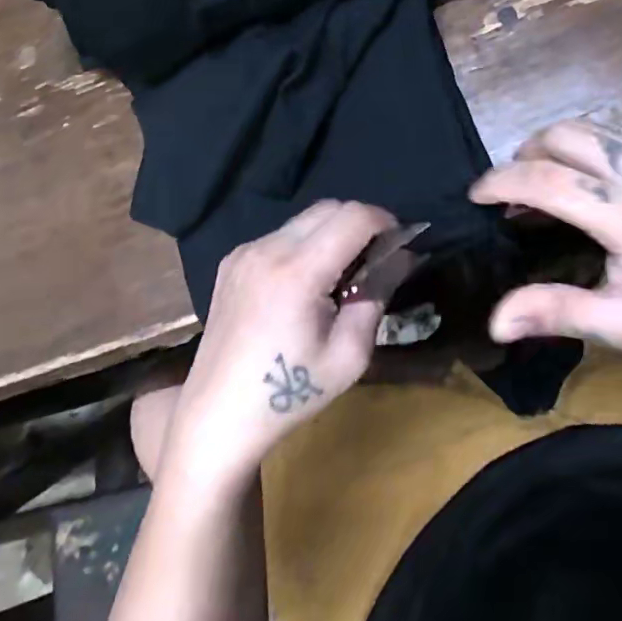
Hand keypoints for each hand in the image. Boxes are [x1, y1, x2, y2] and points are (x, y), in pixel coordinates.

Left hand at [161, 201, 397, 487]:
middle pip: (327, 207)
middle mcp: (267, 248)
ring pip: (302, 220)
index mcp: (297, 271)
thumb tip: (401, 257)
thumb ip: (377, 296)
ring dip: (330, 234)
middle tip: (375, 261)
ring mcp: (244, 252)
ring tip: (338, 278)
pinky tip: (302, 286)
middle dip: (359, 225)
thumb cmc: (291, 393)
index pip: (352, 216)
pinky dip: (302, 246)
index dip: (385, 222)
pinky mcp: (231, 261)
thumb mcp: (349, 354)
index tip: (400, 244)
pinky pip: (278, 236)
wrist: (220, 412)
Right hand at [470, 118, 621, 376]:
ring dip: (548, 148)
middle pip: (562, 135)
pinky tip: (576, 182)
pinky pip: (610, 133)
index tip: (475, 198)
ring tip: (536, 187)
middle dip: (521, 157)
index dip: (500, 182)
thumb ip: (556, 313)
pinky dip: (577, 147)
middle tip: (509, 196)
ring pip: (585, 127)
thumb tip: (493, 324)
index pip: (547, 178)